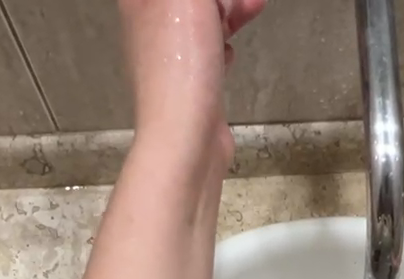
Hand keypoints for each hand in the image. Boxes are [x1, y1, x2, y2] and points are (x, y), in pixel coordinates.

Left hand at [118, 0, 265, 155]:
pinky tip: (231, 49)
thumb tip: (214, 0)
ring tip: (256, 6)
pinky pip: (206, 51)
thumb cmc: (182, 63)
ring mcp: (168, 59)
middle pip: (187, 0)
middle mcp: (148, 25)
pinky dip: (221, 43)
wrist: (185, 140)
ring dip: (229, 9)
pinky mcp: (188, 86)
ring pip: (200, 19)